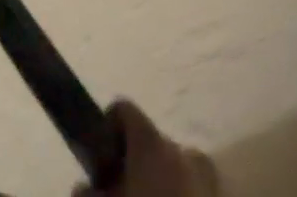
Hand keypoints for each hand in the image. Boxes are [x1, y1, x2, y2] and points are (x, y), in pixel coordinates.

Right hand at [78, 102, 218, 196]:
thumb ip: (87, 192)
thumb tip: (86, 187)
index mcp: (152, 145)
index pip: (124, 108)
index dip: (109, 124)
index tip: (102, 152)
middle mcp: (183, 154)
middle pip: (152, 140)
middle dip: (136, 158)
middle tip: (123, 185)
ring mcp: (210, 181)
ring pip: (178, 166)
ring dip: (162, 178)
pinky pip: (196, 189)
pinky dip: (182, 195)